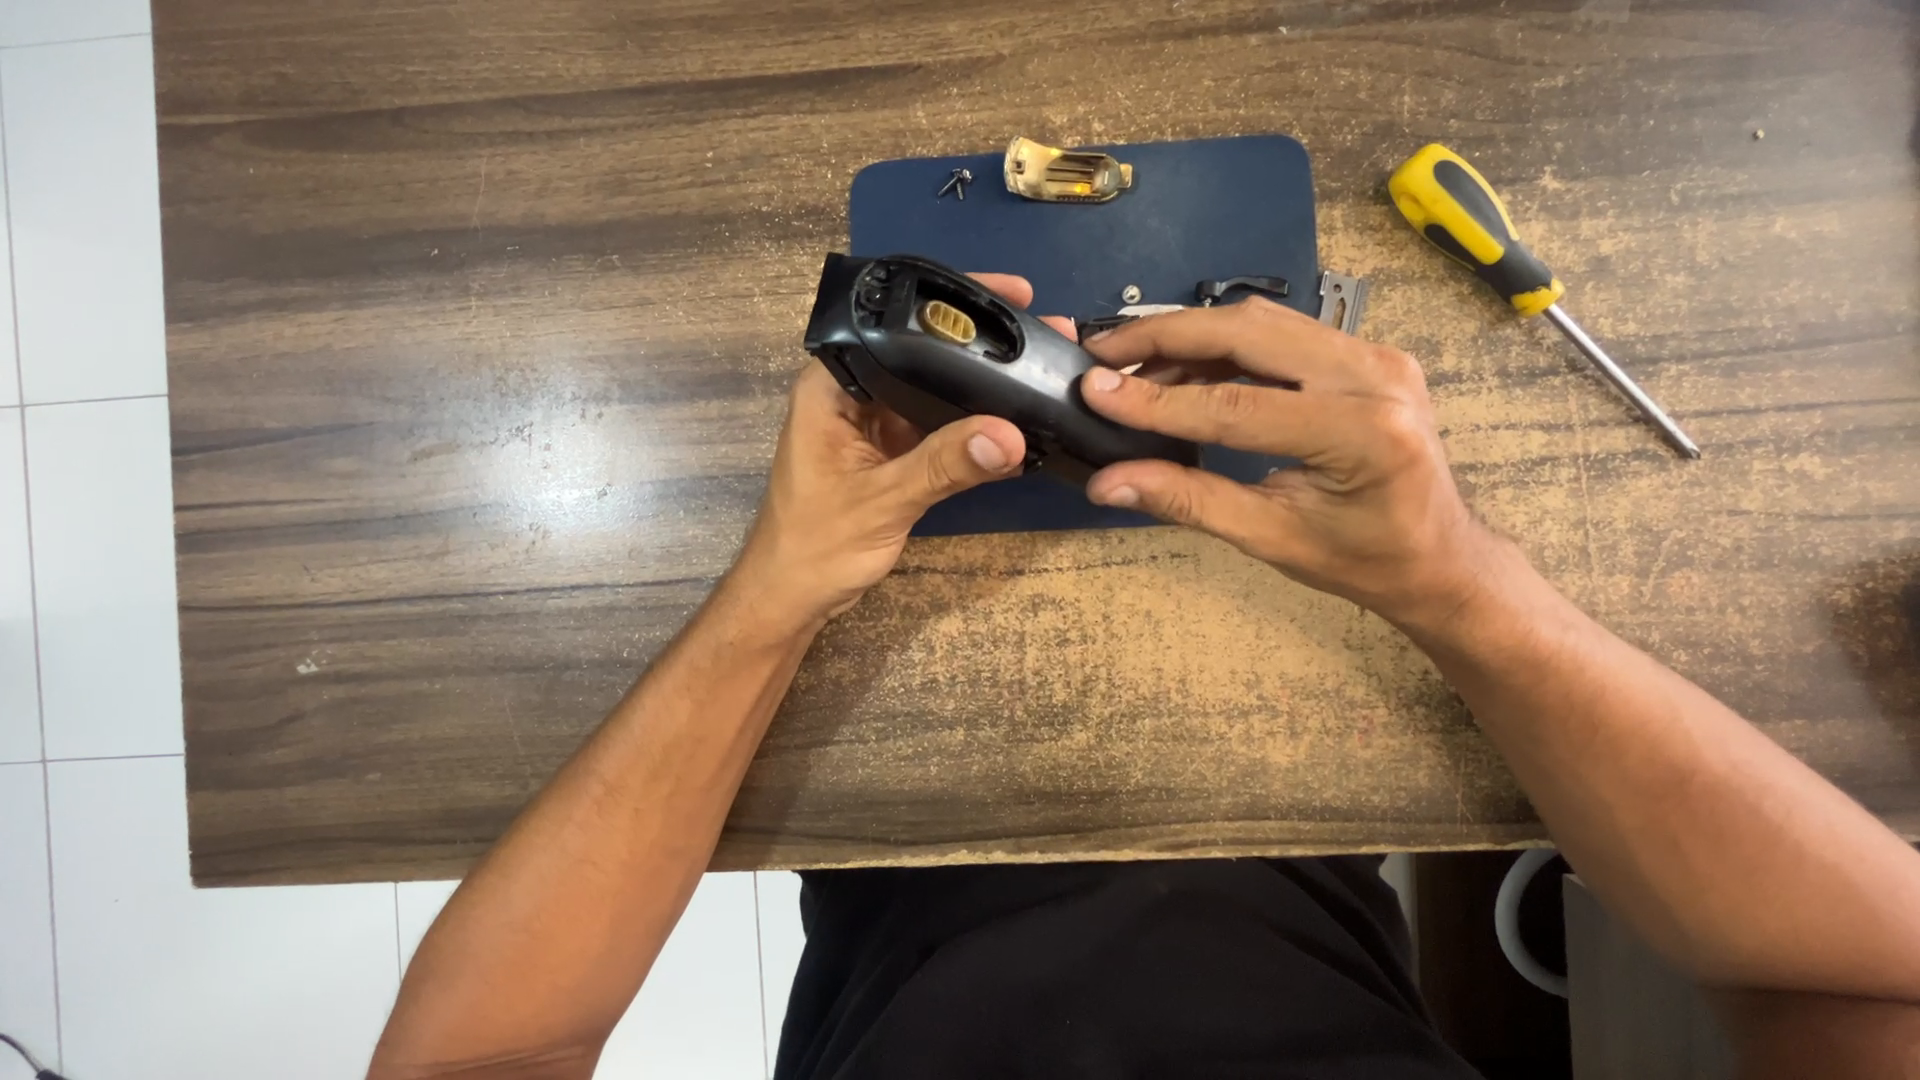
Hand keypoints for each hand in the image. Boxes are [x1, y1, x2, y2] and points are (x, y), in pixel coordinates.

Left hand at [731, 274, 1075, 630]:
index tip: (1010, 296)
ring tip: (1039, 369)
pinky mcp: (891, 454)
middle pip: (920, 352)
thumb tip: (1011, 436)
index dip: (950, 304)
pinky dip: (971, 428)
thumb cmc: (814, 547)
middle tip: (1042, 332)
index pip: (893, 324)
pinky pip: (937, 429)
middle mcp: (853, 393)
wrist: (793, 598)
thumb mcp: (881, 502)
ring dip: (980, 387)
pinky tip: (1015, 422)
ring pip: (933, 391)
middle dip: (978, 344)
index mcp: (831, 384)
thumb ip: (943, 467)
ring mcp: (874, 424)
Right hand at [1077, 297, 1498, 626]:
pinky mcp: (1364, 354)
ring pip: (1261, 322)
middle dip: (1164, 337)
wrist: (1442, 555)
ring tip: (1131, 363)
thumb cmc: (1365, 561)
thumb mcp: (1271, 539)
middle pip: (1247, 332)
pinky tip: (1182, 368)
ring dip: (1189, 337)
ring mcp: (1374, 355)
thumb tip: (1107, 483)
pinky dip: (1222, 346)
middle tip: (1101, 353)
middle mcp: (1374, 374)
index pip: (1236, 404)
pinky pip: (1280, 333)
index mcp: (1360, 432)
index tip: (1092, 389)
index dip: (1155, 398)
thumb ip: (1188, 501)